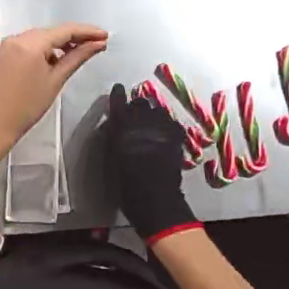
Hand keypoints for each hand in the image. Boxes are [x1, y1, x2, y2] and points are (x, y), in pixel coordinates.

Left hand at [0, 23, 107, 162]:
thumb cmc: (27, 106)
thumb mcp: (55, 81)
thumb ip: (77, 58)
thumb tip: (98, 44)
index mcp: (30, 43)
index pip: (65, 30)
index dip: (87, 31)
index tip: (105, 36)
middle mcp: (16, 38)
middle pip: (51, 32)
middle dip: (73, 37)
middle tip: (96, 45)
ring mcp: (6, 45)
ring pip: (39, 38)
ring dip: (58, 44)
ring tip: (78, 54)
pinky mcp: (1, 54)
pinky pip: (27, 45)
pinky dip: (42, 50)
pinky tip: (54, 60)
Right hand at [105, 84, 198, 240]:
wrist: (154, 199)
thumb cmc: (126, 186)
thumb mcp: (113, 159)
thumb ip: (114, 138)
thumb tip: (114, 125)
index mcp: (121, 129)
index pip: (118, 102)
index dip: (118, 96)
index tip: (118, 89)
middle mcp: (141, 123)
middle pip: (140, 104)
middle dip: (137, 108)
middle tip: (135, 117)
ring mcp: (161, 128)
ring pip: (158, 111)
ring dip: (153, 116)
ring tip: (151, 126)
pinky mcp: (176, 136)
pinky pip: (170, 124)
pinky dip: (166, 127)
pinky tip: (164, 135)